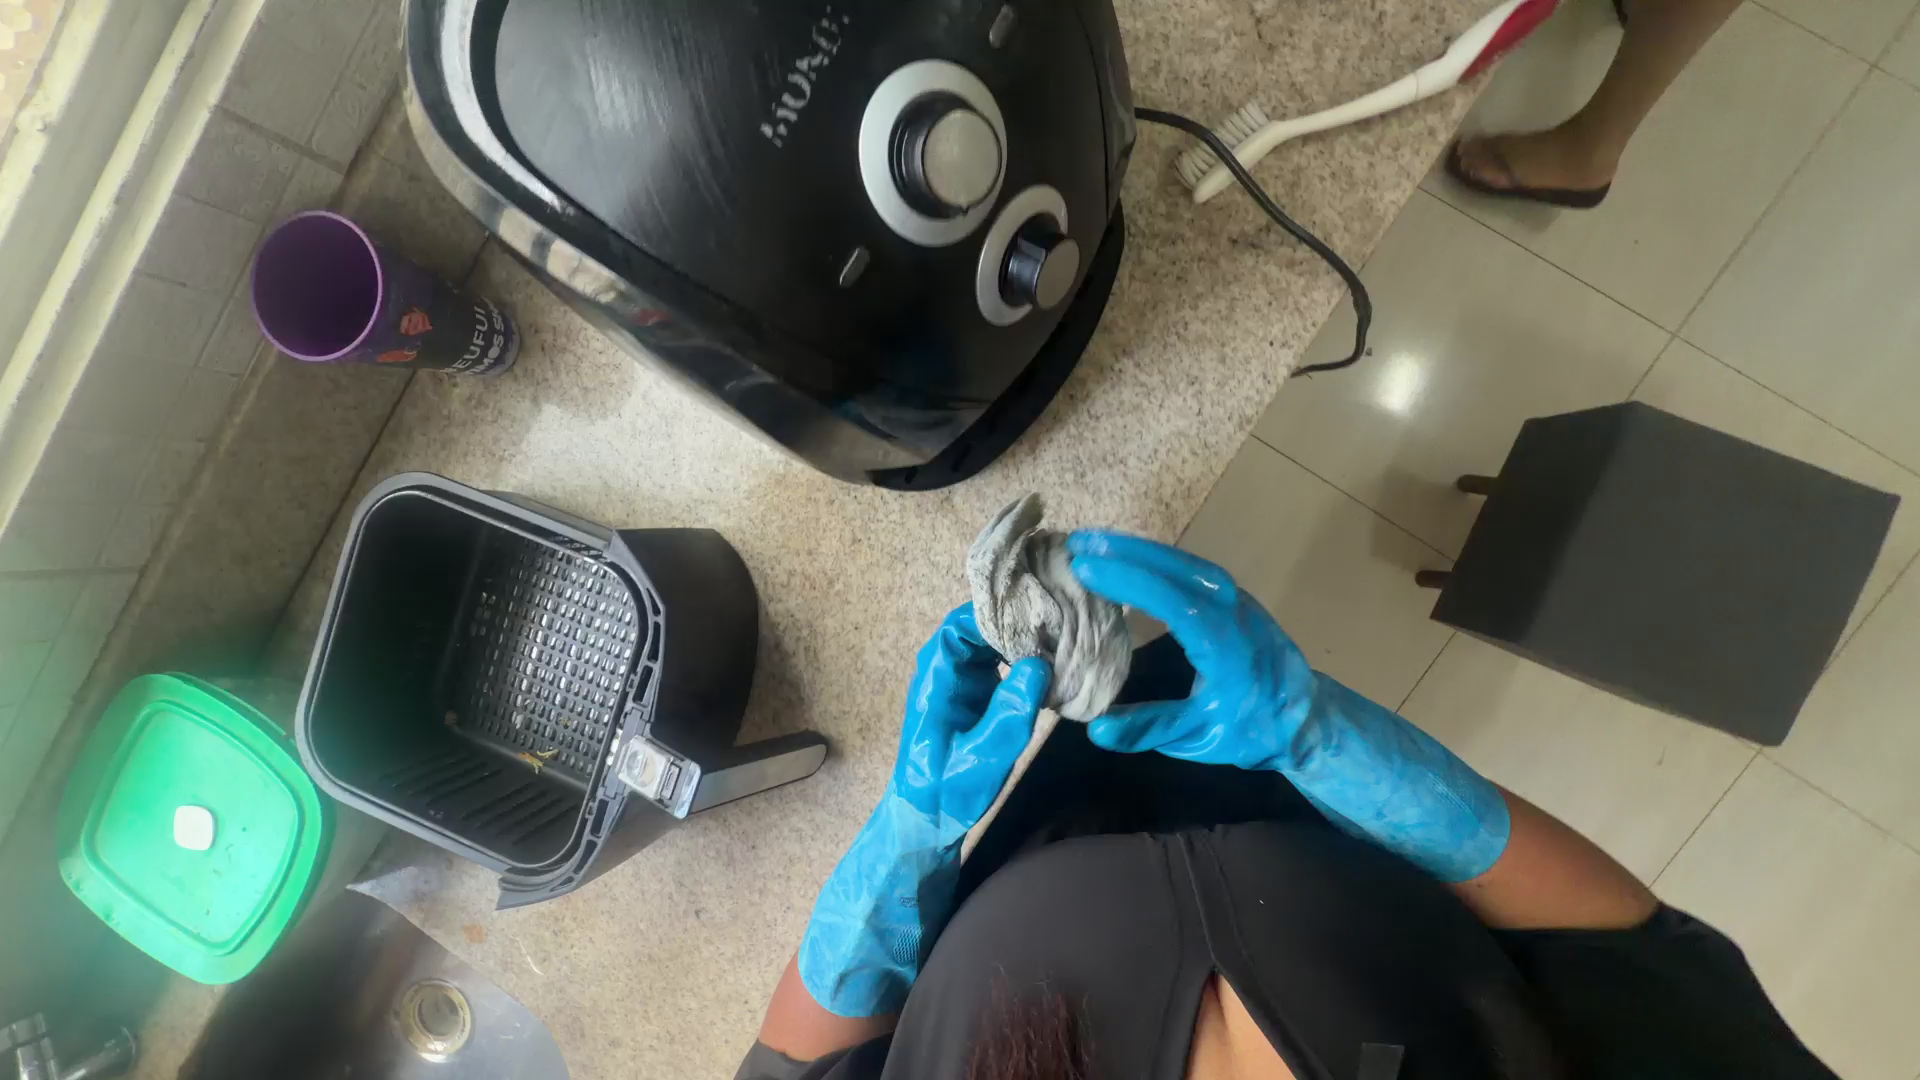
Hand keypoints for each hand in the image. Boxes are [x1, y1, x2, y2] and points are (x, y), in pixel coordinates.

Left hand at [800, 604, 1049, 1016]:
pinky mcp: (976, 693)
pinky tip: (1053, 663)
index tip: (1035, 609)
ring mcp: (961, 679)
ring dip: (1023, 637)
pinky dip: (1024, 657)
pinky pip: (1000, 661)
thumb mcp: (982, 758)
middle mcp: (946, 670)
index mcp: (936, 677)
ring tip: (1062, 635)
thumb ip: (1008, 713)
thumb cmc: (947, 792)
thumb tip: (1039, 664)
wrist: (929, 821)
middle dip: (1016, 619)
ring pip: (992, 641)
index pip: (961, 624)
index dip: (994, 610)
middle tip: (1059, 619)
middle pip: (979, 625)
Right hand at [1067, 531, 1509, 882]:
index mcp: (1226, 647)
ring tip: (1093, 543)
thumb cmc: (1252, 730)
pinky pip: (1190, 568)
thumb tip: (1095, 729)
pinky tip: (1127, 557)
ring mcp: (1235, 600)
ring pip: (1185, 562)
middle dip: (1126, 551)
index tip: (1085, 567)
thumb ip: (1150, 729)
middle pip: (1178, 568)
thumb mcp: (1200, 738)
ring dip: (1138, 549)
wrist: (1305, 719)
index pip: (1174, 602)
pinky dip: (1155, 557)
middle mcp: (1233, 612)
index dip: (1130, 581)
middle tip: (1077, 542)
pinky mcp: (1231, 597)